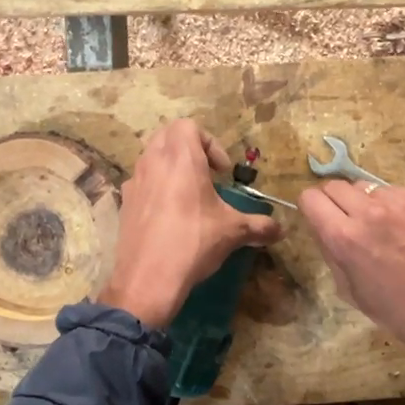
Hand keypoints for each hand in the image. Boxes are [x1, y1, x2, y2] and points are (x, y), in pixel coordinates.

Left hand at [95, 120, 282, 327]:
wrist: (148, 278)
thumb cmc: (194, 242)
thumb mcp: (233, 232)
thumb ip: (259, 226)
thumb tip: (280, 230)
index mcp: (181, 158)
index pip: (189, 126)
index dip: (210, 142)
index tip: (222, 171)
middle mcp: (153, 162)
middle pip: (167, 136)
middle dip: (189, 150)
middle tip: (207, 175)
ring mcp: (134, 183)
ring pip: (151, 158)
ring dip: (171, 167)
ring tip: (189, 196)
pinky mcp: (124, 204)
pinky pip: (142, 183)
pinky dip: (156, 188)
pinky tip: (170, 217)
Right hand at [299, 181, 404, 399]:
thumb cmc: (399, 313)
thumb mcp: (351, 291)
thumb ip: (331, 252)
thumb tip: (324, 227)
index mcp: (344, 238)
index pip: (310, 198)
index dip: (313, 209)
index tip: (321, 219)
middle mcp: (368, 211)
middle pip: (335, 186)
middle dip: (337, 203)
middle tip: (350, 224)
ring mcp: (399, 201)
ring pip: (367, 187)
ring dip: (367, 204)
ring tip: (385, 230)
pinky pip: (396, 193)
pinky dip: (395, 207)